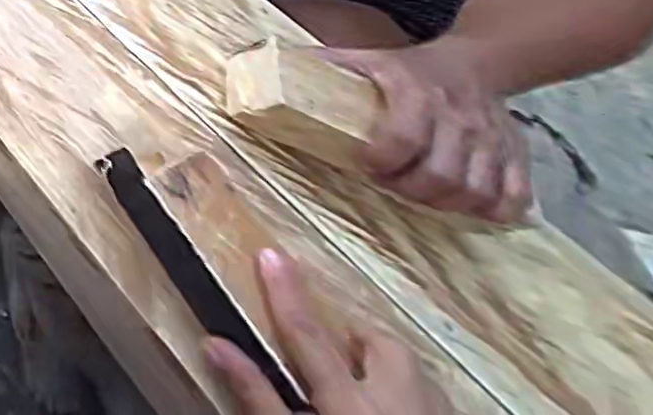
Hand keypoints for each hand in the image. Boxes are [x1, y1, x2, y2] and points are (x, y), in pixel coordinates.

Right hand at [206, 249, 448, 414]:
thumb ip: (258, 399)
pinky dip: (416, 404)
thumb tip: (214, 344)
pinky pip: (437, 405)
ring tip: (371, 398)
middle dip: (359, 342)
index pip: (309, 336)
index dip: (285, 293)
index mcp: (352, 408)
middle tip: (339, 360)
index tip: (269, 253)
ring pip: (419, 376)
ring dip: (392, 374)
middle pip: (383, 346)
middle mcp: (402, 405)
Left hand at [320, 47, 532, 223]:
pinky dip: (492, 211)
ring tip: (418, 194)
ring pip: (477, 192)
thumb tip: (273, 66)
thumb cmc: (408, 67)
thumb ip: (326, 65)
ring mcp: (490, 137)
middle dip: (409, 191)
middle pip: (441, 175)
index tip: (364, 165)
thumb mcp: (365, 58)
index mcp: (415, 90)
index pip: (402, 138)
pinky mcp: (516, 154)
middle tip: (389, 184)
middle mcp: (457, 115)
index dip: (380, 161)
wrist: (474, 60)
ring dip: (444, 204)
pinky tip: (464, 205)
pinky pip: (514, 197)